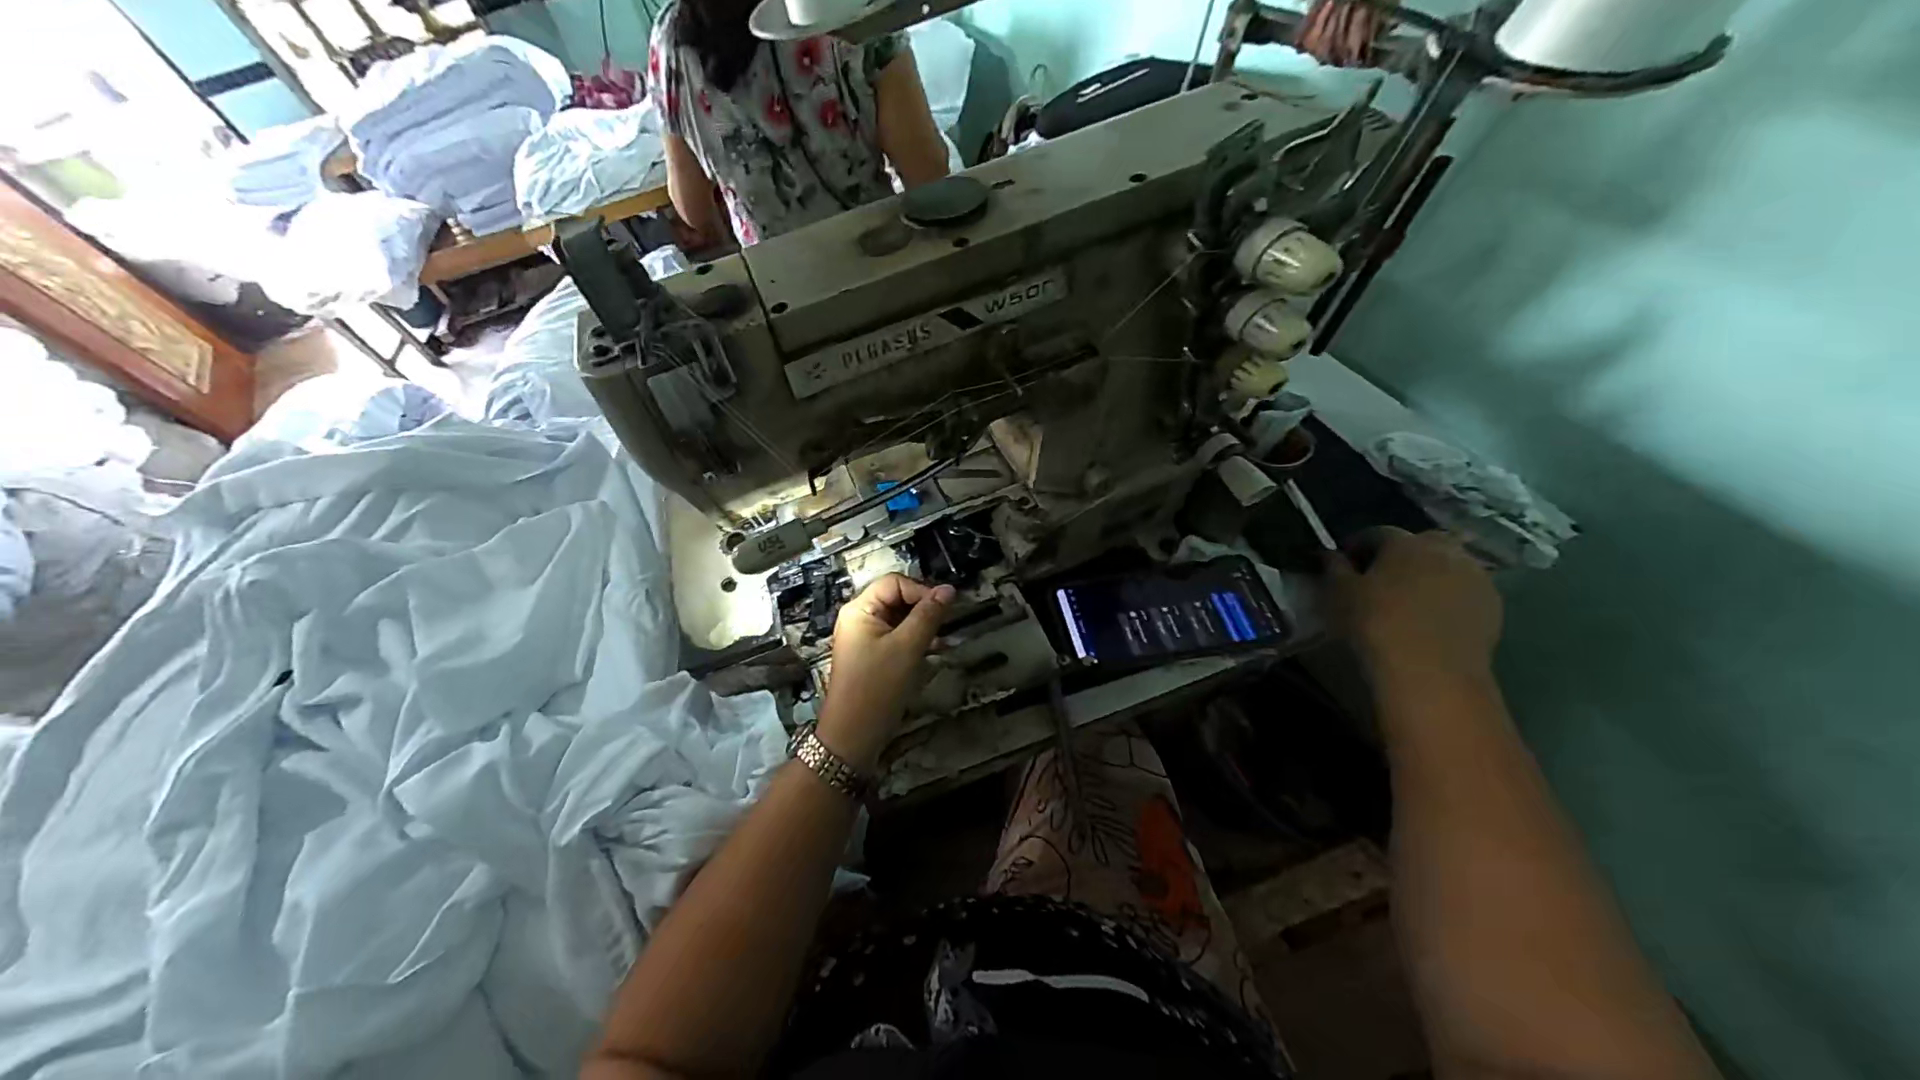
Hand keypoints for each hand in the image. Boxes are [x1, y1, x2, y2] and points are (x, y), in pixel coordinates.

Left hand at [816, 574, 954, 770]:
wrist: (853, 736)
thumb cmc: (877, 687)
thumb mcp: (908, 647)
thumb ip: (929, 615)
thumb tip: (949, 589)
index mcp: (859, 609)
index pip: (895, 582)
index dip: (921, 590)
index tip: (945, 608)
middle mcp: (860, 619)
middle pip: (897, 599)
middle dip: (924, 609)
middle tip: (946, 625)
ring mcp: (866, 640)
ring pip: (901, 620)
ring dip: (923, 627)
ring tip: (943, 642)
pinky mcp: (874, 658)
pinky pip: (898, 639)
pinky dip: (916, 643)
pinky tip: (934, 654)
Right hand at [1325, 528, 1501, 679]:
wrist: (1432, 671)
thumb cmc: (1376, 624)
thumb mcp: (1339, 594)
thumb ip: (1334, 567)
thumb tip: (1329, 552)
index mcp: (1404, 543)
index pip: (1376, 533)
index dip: (1357, 545)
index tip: (1345, 561)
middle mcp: (1445, 550)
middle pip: (1422, 541)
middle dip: (1403, 553)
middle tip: (1384, 577)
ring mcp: (1475, 576)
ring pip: (1449, 564)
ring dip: (1431, 573)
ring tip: (1413, 598)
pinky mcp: (1493, 605)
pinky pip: (1466, 590)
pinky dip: (1451, 595)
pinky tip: (1436, 617)